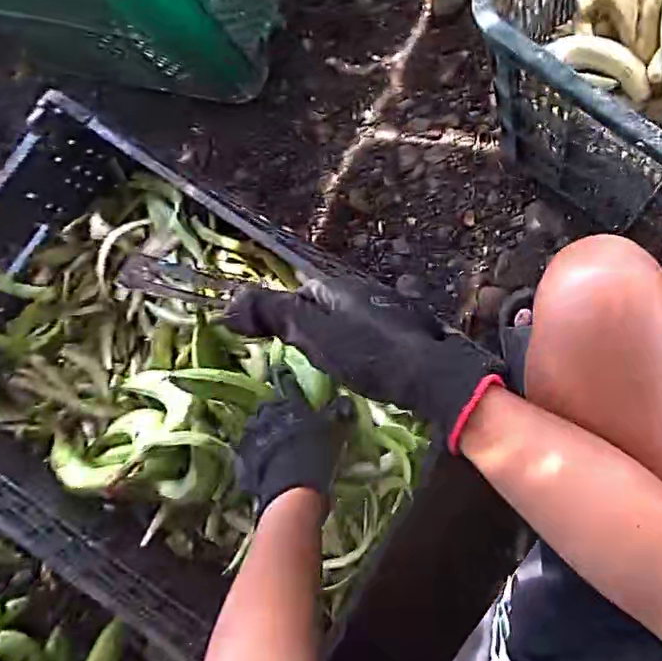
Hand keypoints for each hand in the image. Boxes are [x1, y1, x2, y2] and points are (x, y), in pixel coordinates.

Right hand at [223, 277, 503, 446]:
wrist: (431, 373)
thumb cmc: (368, 353)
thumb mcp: (313, 333)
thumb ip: (275, 314)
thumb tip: (230, 303)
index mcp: (341, 287)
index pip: (304, 289)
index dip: (287, 312)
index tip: (278, 339)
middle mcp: (369, 292)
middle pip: (331, 304)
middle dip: (316, 326)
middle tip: (305, 356)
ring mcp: (395, 310)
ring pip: (355, 320)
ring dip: (342, 338)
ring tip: (333, 364)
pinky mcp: (412, 334)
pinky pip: (378, 336)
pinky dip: (366, 348)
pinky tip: (368, 367)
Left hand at [232, 370, 351, 512]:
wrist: (293, 493)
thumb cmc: (318, 455)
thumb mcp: (338, 430)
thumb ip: (341, 411)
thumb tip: (345, 397)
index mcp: (290, 406)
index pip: (287, 384)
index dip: (285, 377)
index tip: (282, 371)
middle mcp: (267, 418)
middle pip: (267, 407)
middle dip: (274, 409)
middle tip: (285, 416)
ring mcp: (251, 441)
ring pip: (255, 429)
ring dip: (263, 431)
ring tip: (273, 439)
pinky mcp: (242, 463)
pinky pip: (248, 453)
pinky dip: (256, 454)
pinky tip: (266, 461)